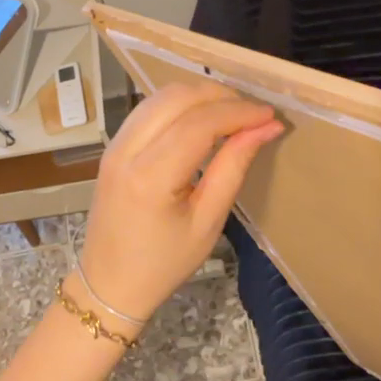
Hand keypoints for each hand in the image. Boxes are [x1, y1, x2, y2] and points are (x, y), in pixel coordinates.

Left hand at [75, 82, 283, 322]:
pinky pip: (147, 110)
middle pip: (176, 98)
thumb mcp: (207, 222)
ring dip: (198, 97)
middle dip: (219, 97)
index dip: (238, 112)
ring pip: (159, 97)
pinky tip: (201, 120)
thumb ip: (233, 168)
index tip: (270, 115)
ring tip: (232, 115)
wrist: (110, 283)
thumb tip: (264, 128)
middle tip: (253, 113)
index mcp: (149, 177)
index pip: (199, 123)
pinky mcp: (112, 148)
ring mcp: (113, 146)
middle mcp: (125, 152)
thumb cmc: (163, 263)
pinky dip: (178, 106)